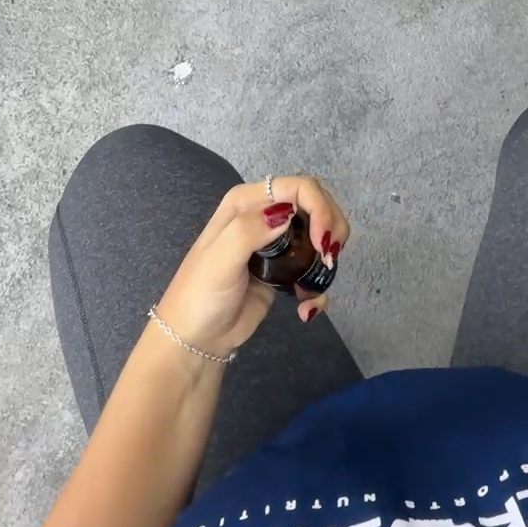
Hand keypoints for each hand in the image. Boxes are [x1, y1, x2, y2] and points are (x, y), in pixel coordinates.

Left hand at [153, 174, 351, 357]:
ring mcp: (276, 243)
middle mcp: (264, 215)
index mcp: (246, 202)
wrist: (196, 339)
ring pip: (320, 233)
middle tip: (329, 260)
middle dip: (331, 228)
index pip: (298, 187)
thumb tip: (288, 213)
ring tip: (316, 287)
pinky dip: (319, 287)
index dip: (319, 207)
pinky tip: (307, 307)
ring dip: (328, 258)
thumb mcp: (220, 259)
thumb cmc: (200, 294)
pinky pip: (314, 268)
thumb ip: (250, 230)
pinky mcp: (285, 269)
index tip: (323, 242)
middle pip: (316, 204)